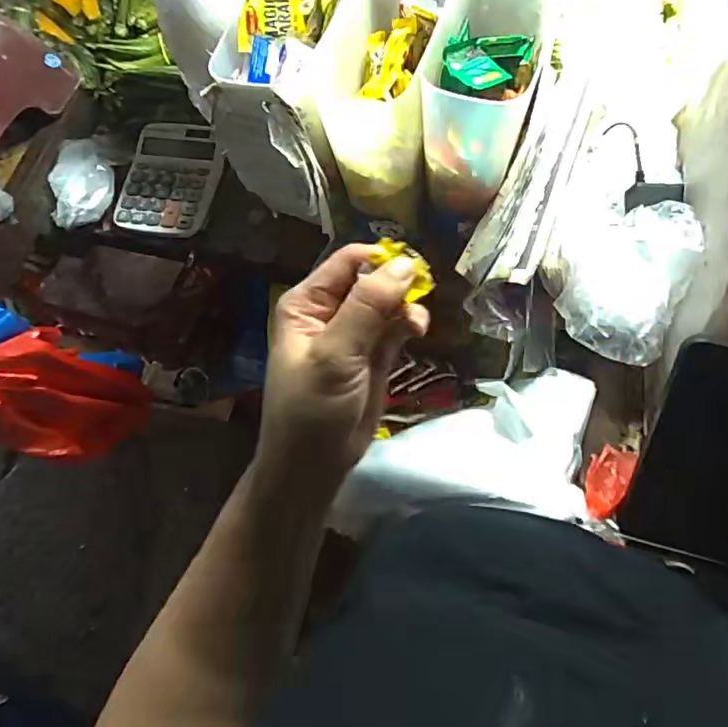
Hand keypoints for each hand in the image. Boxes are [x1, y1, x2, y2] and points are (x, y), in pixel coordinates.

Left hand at [258, 244, 430, 483]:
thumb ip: (368, 308)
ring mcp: (354, 334)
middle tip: (420, 295)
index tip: (413, 270)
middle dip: (398, 283)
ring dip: (407, 306)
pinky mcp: (374, 356)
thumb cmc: (312, 408)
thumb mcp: (335, 354)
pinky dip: (409, 325)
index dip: (379, 260)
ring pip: (388, 303)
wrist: (312, 466)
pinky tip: (417, 331)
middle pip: (372, 280)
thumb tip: (405, 264)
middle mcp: (329, 311)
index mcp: (306, 302)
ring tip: (416, 324)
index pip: (347, 263)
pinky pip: (396, 327)